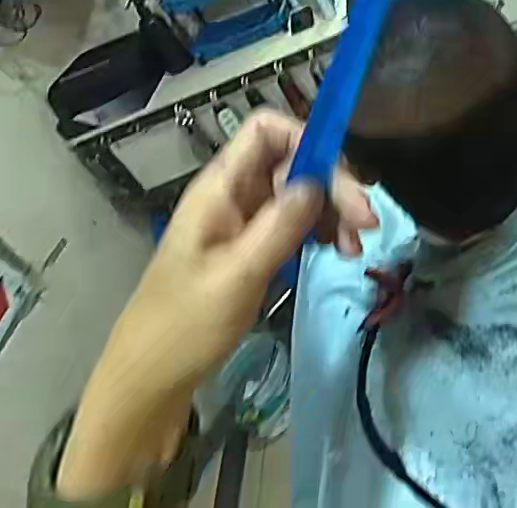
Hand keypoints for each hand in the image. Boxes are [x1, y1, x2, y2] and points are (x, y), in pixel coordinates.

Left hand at [58, 112, 375, 498]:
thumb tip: (318, 181)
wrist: (149, 386)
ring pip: (306, 191)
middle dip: (335, 184)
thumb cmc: (182, 327)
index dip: (306, 135)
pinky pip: (302, 220)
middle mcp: (238, 192)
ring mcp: (250, 217)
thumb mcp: (235, 276)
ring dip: (336, 211)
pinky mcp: (259, 242)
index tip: (339, 169)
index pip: (266, 130)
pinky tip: (343, 251)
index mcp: (222, 188)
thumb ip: (279, 225)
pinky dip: (326, 230)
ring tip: (357, 245)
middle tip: (367, 220)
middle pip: (298, 162)